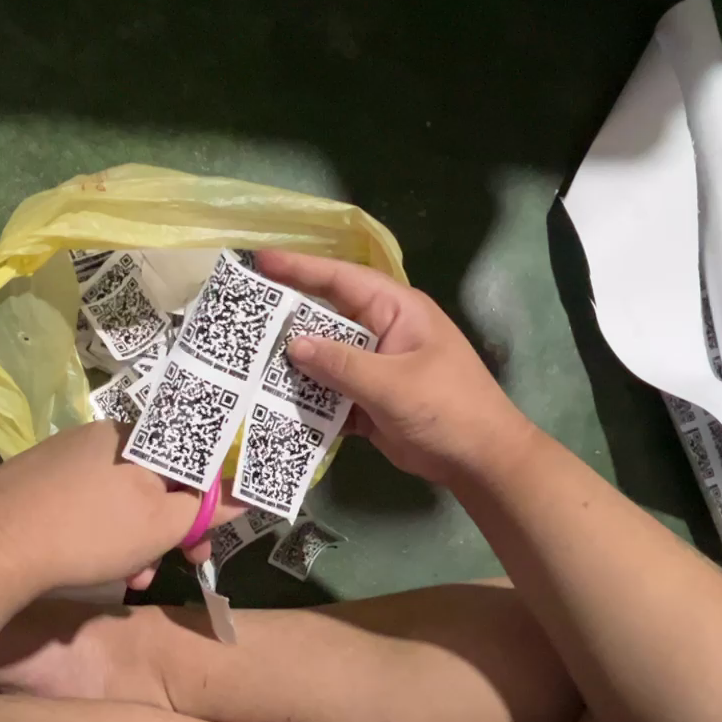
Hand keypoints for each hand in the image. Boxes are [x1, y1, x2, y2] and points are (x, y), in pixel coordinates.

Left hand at [0, 421, 224, 595]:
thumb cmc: (91, 532)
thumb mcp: (161, 525)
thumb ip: (204, 507)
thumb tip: (244, 491)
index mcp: (134, 438)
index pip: (188, 463)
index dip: (204, 507)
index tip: (201, 546)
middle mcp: (99, 438)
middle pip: (152, 484)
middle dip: (167, 531)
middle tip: (171, 567)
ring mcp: (60, 457)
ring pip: (118, 500)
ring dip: (135, 541)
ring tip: (130, 580)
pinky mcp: (31, 480)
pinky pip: (84, 504)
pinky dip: (100, 535)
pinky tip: (93, 567)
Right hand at [255, 250, 539, 486]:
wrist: (479, 460)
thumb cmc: (447, 408)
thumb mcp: (393, 383)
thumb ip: (341, 365)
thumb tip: (293, 346)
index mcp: (396, 311)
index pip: (342, 280)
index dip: (301, 268)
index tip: (260, 261)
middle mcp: (382, 334)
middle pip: (327, 320)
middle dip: (288, 322)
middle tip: (243, 321)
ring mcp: (375, 370)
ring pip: (326, 362)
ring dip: (295, 369)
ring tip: (248, 367)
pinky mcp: (370, 404)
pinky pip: (332, 397)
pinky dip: (311, 404)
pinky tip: (278, 409)